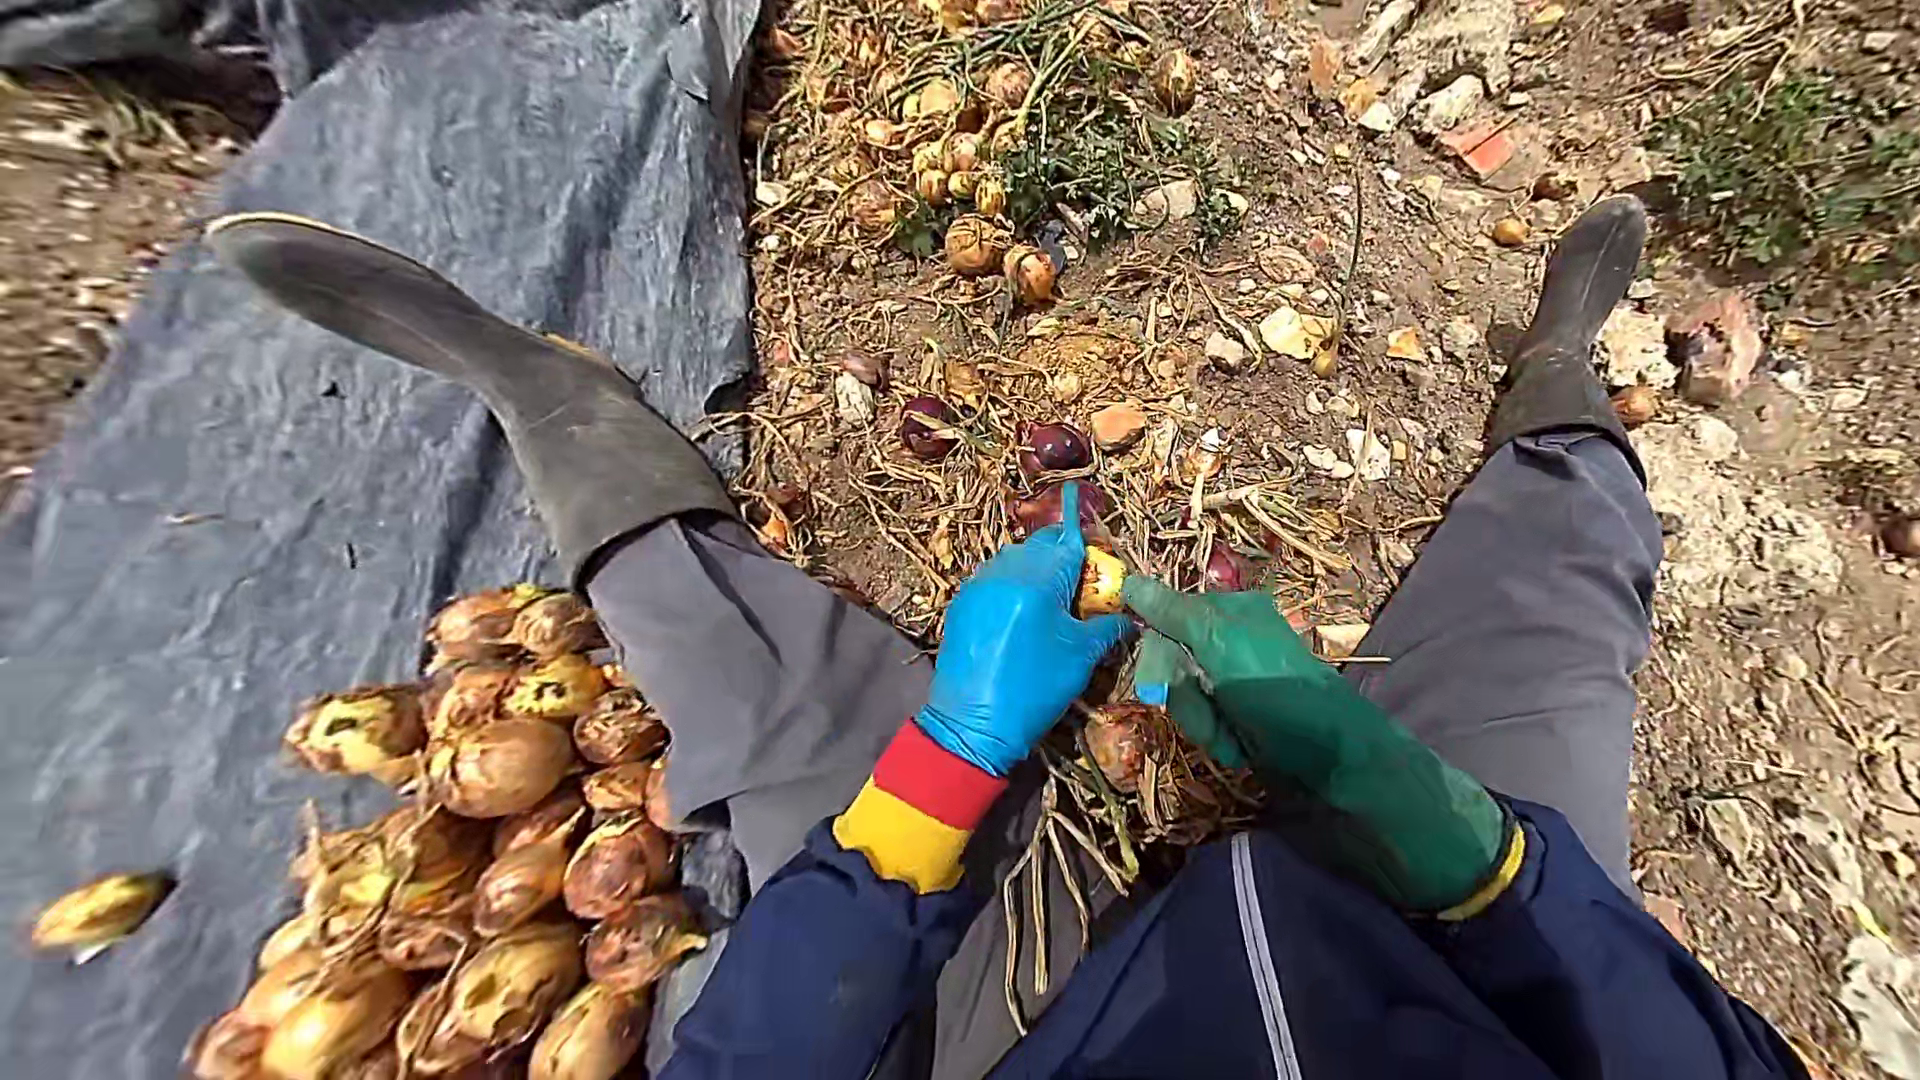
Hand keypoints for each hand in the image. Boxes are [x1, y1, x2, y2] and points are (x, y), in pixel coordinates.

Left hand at [917, 483, 1132, 775]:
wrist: (972, 723)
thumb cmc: (1034, 688)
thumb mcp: (1080, 657)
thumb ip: (1107, 628)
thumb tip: (1130, 618)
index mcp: (1037, 579)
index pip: (1067, 541)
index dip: (1084, 543)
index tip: (1094, 551)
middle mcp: (1005, 571)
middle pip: (1039, 545)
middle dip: (1060, 556)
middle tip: (1075, 584)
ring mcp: (978, 584)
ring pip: (1012, 559)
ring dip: (1033, 569)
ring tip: (1046, 601)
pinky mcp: (961, 601)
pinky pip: (992, 578)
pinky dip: (1009, 585)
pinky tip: (1017, 613)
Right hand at [1124, 577, 1507, 912]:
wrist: (1339, 767)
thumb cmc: (1280, 694)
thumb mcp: (1222, 645)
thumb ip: (1173, 613)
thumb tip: (1129, 580)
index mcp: (1230, 612)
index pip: (1165, 618)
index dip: (1158, 652)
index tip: (1158, 681)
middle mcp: (1230, 641)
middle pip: (1171, 661)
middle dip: (1185, 694)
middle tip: (1210, 711)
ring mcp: (1235, 681)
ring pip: (1184, 696)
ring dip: (1201, 721)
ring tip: (1232, 736)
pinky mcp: (1241, 715)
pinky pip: (1203, 720)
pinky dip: (1216, 736)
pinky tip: (1241, 746)